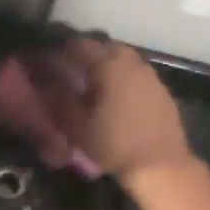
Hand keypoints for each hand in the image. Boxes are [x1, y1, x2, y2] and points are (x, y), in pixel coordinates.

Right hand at [57, 39, 195, 181]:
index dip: (64, 50)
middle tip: (73, 69)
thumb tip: (48, 85)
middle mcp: (132, 64)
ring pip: (125, 59)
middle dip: (89, 53)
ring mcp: (150, 76)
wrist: (159, 163)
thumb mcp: (78, 127)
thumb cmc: (113, 144)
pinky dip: (123, 77)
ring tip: (94, 82)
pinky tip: (116, 96)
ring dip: (108, 64)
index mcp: (109, 67)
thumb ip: (61, 101)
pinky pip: (137, 74)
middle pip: (107, 47)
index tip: (51, 59)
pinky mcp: (161, 91)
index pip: (82, 46)